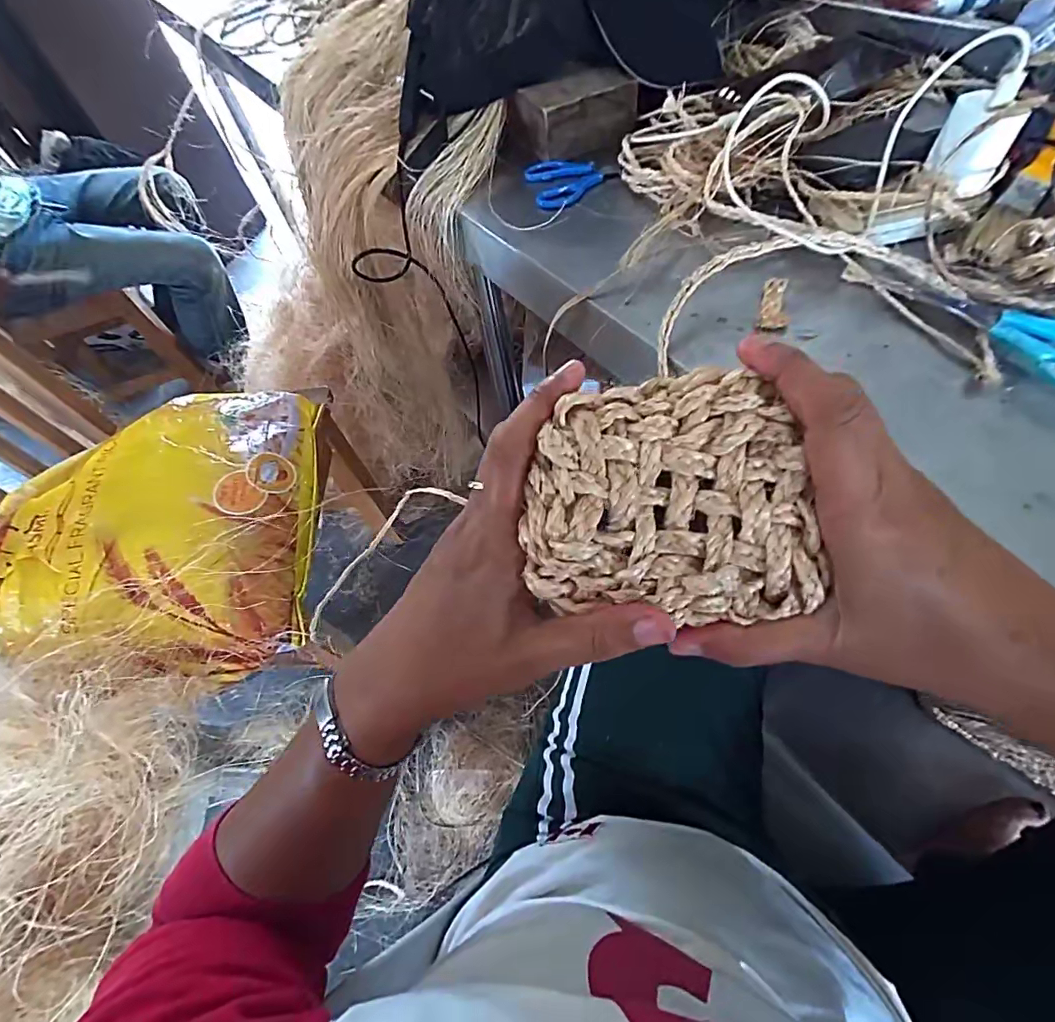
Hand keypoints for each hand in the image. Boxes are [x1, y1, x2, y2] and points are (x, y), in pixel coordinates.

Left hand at [332, 361, 676, 762]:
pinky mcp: (466, 545)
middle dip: (553, 417)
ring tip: (596, 444)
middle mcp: (478, 518)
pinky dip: (534, 481)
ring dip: (543, 448)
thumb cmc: (455, 662)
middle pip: (512, 449)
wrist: (390, 679)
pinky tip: (565, 501)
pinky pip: (503, 497)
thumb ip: (596, 637)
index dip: (541, 405)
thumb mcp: (532, 655)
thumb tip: (665, 620)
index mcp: (492, 531)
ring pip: (507, 472)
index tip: (576, 375)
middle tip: (608, 409)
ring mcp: (469, 530)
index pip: (512, 450)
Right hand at [671, 337, 1054, 709]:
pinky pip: (861, 438)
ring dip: (806, 398)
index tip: (747, 349)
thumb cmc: (927, 639)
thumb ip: (751, 642)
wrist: (1025, 647)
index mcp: (863, 503)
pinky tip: (791, 461)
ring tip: (749, 416)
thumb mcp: (830, 645)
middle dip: (790, 375)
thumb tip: (681, 641)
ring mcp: (903, 478)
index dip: (792, 371)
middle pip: (844, 400)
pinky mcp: (910, 490)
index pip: (832, 414)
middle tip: (731, 388)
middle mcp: (884, 476)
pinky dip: (823, 424)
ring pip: (855, 414)